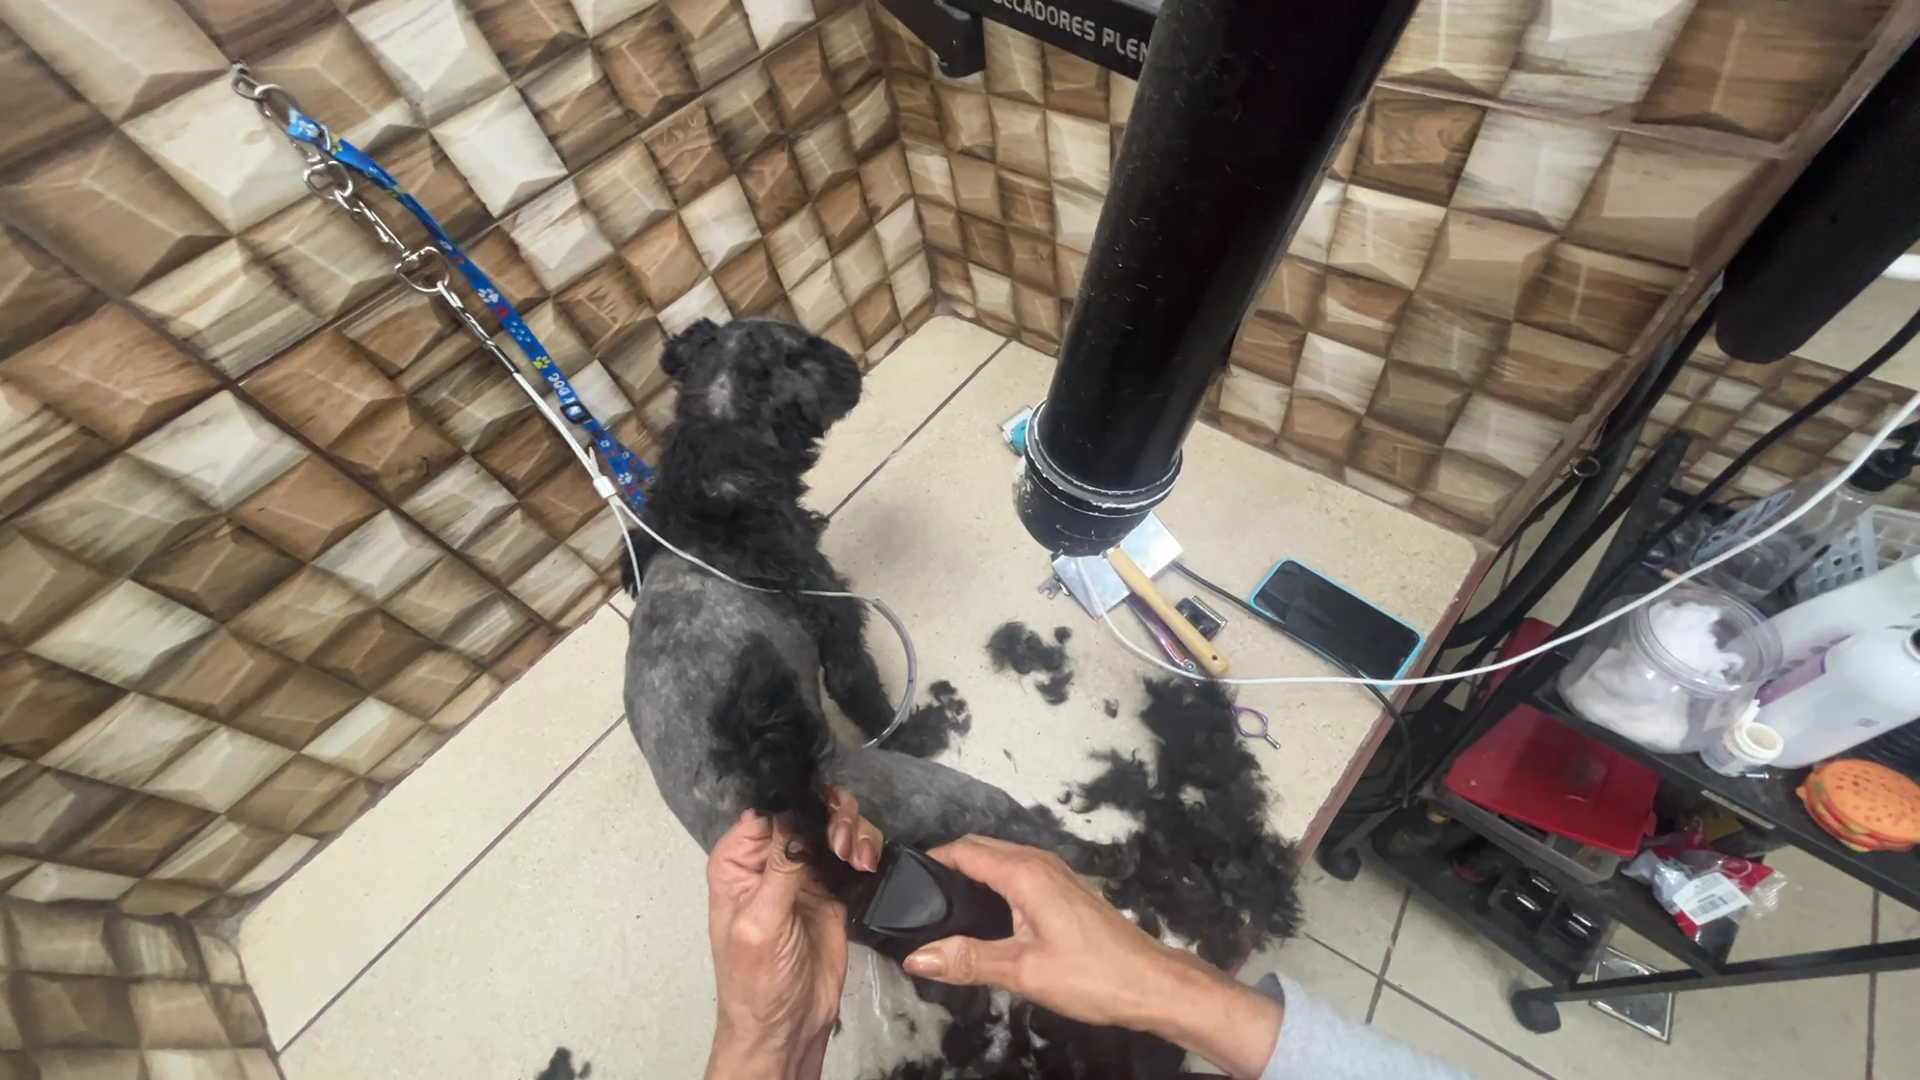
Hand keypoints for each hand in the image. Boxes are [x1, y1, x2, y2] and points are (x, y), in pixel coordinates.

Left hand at [704, 789, 883, 1079]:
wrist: (790, 1027)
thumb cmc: (757, 982)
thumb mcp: (761, 923)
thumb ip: (779, 865)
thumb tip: (792, 811)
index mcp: (739, 859)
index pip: (770, 808)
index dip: (798, 801)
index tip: (820, 817)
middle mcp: (771, 855)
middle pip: (809, 806)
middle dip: (833, 814)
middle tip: (843, 844)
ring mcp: (806, 868)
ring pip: (836, 821)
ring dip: (854, 830)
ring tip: (858, 860)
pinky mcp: (834, 883)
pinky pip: (854, 848)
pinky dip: (866, 847)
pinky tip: (865, 866)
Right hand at [900, 834, 1178, 1028]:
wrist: (1150, 982)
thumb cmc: (1088, 975)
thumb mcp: (1022, 972)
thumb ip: (968, 960)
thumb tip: (916, 957)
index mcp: (1023, 872)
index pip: (965, 851)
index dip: (933, 860)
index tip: (905, 881)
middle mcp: (1037, 860)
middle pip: (981, 847)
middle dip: (948, 863)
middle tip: (919, 897)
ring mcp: (1054, 869)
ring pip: (1000, 856)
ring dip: (972, 869)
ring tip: (945, 904)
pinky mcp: (1064, 884)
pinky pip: (1017, 868)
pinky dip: (994, 877)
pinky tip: (987, 910)